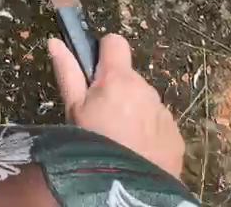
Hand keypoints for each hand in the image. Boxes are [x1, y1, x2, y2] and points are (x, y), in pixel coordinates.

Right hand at [49, 34, 185, 178]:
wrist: (128, 189)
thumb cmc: (93, 142)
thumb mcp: (72, 108)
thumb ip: (67, 71)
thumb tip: (54, 41)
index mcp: (118, 77)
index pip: (115, 42)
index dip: (104, 53)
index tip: (95, 72)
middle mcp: (145, 89)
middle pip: (129, 77)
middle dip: (118, 89)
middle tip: (103, 115)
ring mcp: (164, 113)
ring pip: (145, 101)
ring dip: (134, 111)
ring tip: (121, 137)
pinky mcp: (176, 136)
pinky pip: (159, 124)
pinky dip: (149, 131)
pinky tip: (138, 150)